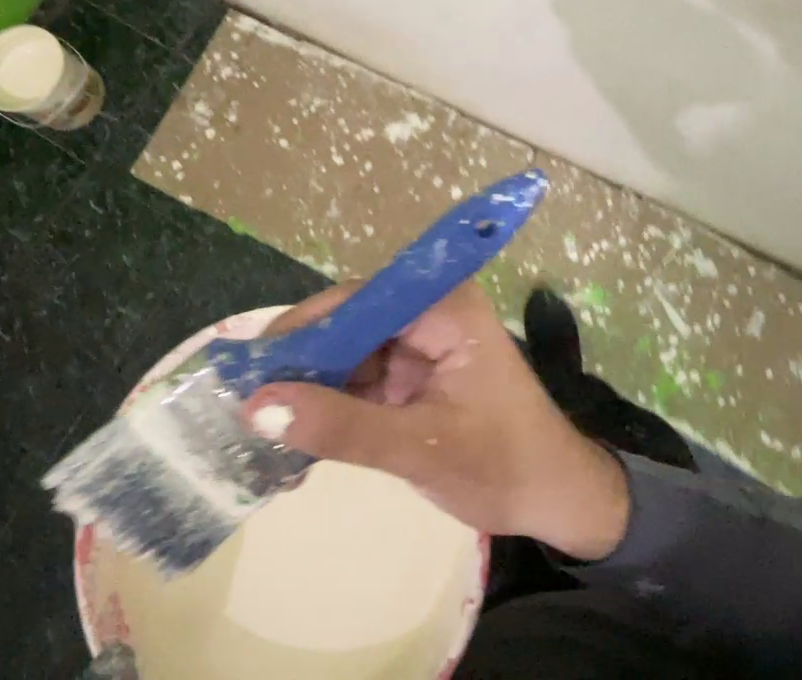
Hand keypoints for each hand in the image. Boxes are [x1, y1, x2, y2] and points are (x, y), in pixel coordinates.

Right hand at [241, 280, 630, 559]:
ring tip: (257, 426)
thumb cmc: (503, 465)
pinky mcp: (413, 376)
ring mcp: (421, 345)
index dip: (304, 329)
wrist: (556, 500)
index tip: (251, 368)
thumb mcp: (419, 448)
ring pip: (347, 354)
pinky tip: (294, 439)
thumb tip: (257, 407)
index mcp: (445, 308)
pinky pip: (358, 381)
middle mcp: (430, 313)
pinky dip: (329, 408)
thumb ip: (341, 427)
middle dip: (300, 365)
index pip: (359, 301)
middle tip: (245, 404)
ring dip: (308, 390)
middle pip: (348, 325)